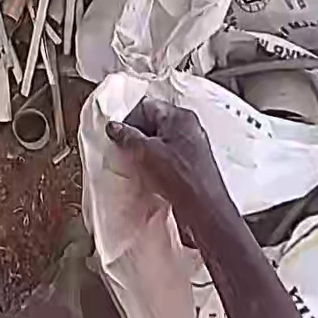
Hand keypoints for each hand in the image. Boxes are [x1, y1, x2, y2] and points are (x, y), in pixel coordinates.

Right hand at [107, 98, 229, 219]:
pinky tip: (150, 175)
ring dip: (145, 151)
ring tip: (137, 164)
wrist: (203, 210)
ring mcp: (193, 146)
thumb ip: (126, 136)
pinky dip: (156, 162)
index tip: (119, 135)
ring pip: (160, 141)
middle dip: (136, 136)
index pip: (146, 106)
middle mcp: (189, 128)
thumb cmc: (179, 177)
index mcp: (179, 117)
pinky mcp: (193, 165)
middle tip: (125, 149)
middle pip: (153, 123)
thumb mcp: (144, 152)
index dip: (129, 120)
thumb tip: (114, 127)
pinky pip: (168, 156)